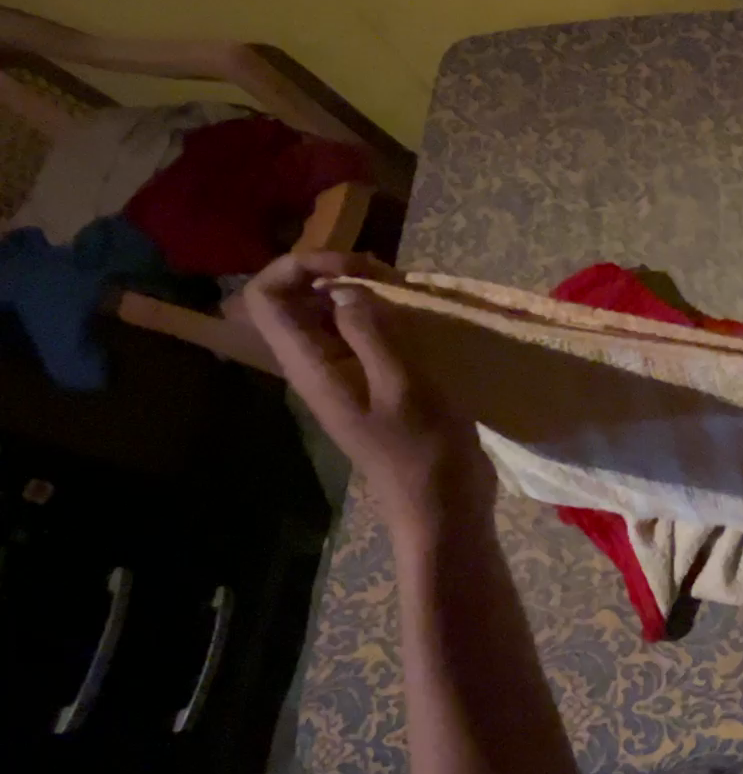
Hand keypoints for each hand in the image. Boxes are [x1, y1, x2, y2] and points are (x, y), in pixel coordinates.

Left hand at [244, 253, 494, 539]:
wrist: (443, 506)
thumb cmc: (424, 450)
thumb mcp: (404, 388)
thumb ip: (373, 336)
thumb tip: (348, 291)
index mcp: (312, 368)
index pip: (269, 297)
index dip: (305, 267)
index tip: (364, 267)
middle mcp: (320, 368)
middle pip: (298, 302)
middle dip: (338, 275)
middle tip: (394, 278)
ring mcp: (349, 379)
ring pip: (334, 320)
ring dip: (367, 298)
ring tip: (412, 297)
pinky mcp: (379, 388)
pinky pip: (366, 340)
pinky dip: (388, 322)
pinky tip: (423, 326)